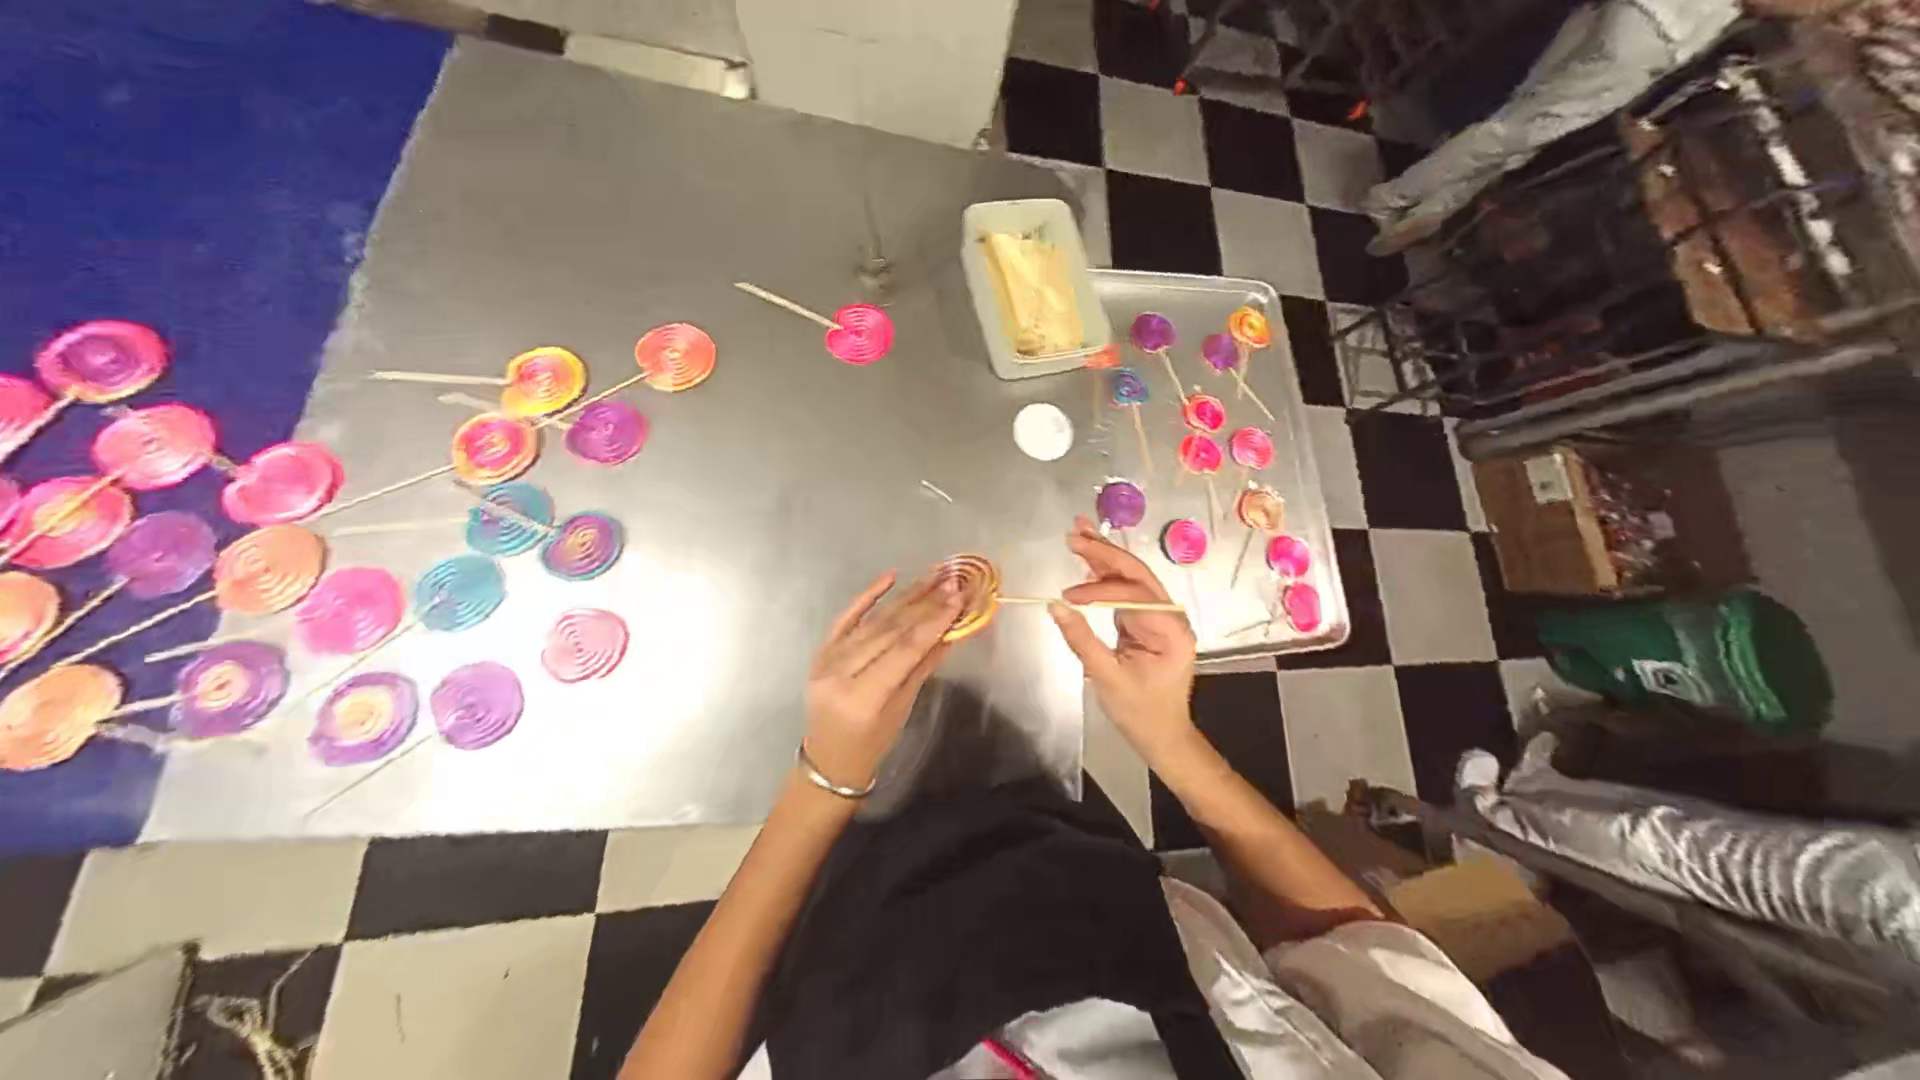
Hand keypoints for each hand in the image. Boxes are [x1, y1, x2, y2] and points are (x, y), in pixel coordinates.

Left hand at [804, 571, 961, 788]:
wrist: (829, 759)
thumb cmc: (872, 744)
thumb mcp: (902, 710)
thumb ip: (923, 667)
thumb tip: (951, 631)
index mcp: (862, 696)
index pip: (904, 650)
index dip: (934, 622)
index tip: (958, 598)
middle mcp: (840, 672)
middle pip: (890, 631)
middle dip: (925, 604)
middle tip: (952, 581)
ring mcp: (827, 659)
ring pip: (874, 621)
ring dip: (906, 597)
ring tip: (933, 576)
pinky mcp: (822, 650)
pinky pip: (846, 618)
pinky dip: (867, 597)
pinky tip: (890, 578)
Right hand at [1049, 516, 1197, 759]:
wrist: (1162, 734)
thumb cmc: (1140, 712)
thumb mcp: (1107, 678)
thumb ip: (1081, 639)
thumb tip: (1054, 606)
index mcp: (1172, 631)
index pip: (1135, 595)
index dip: (1099, 589)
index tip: (1067, 595)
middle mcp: (1172, 616)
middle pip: (1137, 575)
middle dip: (1105, 552)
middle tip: (1074, 533)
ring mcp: (1160, 616)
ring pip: (1131, 577)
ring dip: (1104, 555)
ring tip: (1078, 532)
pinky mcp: (1146, 620)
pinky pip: (1124, 590)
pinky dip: (1104, 574)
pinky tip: (1087, 558)